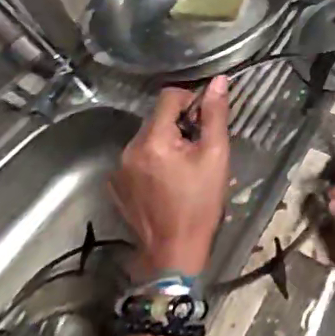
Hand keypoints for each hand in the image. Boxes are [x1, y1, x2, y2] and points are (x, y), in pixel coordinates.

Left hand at [111, 76, 229, 276]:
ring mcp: (119, 167)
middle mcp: (129, 148)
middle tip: (197, 149)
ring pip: (147, 137)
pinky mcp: (116, 184)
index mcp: (153, 140)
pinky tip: (166, 180)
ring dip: (165, 142)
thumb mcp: (215, 157)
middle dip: (178, 125)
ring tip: (183, 167)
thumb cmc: (200, 205)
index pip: (168, 97)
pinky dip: (151, 160)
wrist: (174, 254)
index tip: (204, 121)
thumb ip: (215, 115)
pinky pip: (136, 157)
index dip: (190, 101)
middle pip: (157, 118)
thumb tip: (218, 81)